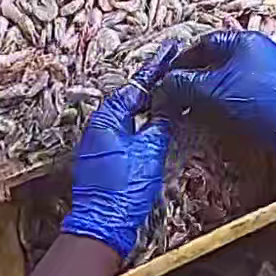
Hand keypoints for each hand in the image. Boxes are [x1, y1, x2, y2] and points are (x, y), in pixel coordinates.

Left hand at [60, 45, 178, 258]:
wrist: (102, 225)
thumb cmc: (124, 188)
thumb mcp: (150, 150)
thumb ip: (161, 122)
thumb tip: (172, 101)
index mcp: (107, 117)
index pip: (137, 84)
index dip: (157, 68)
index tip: (172, 50)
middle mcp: (99, 124)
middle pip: (131, 97)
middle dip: (154, 84)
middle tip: (176, 68)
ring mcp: (99, 141)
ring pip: (129, 113)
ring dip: (149, 103)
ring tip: (171, 90)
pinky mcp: (104, 156)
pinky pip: (126, 128)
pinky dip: (142, 121)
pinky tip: (156, 121)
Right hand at [156, 31, 275, 164]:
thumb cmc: (262, 103)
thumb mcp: (216, 92)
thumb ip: (185, 85)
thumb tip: (162, 85)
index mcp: (244, 41)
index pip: (203, 43)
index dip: (182, 61)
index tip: (167, 78)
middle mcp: (257, 50)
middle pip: (215, 60)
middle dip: (193, 77)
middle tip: (176, 95)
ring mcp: (268, 70)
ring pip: (228, 77)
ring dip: (208, 91)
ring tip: (192, 107)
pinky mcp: (274, 91)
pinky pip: (241, 90)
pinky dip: (225, 100)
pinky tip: (216, 115)